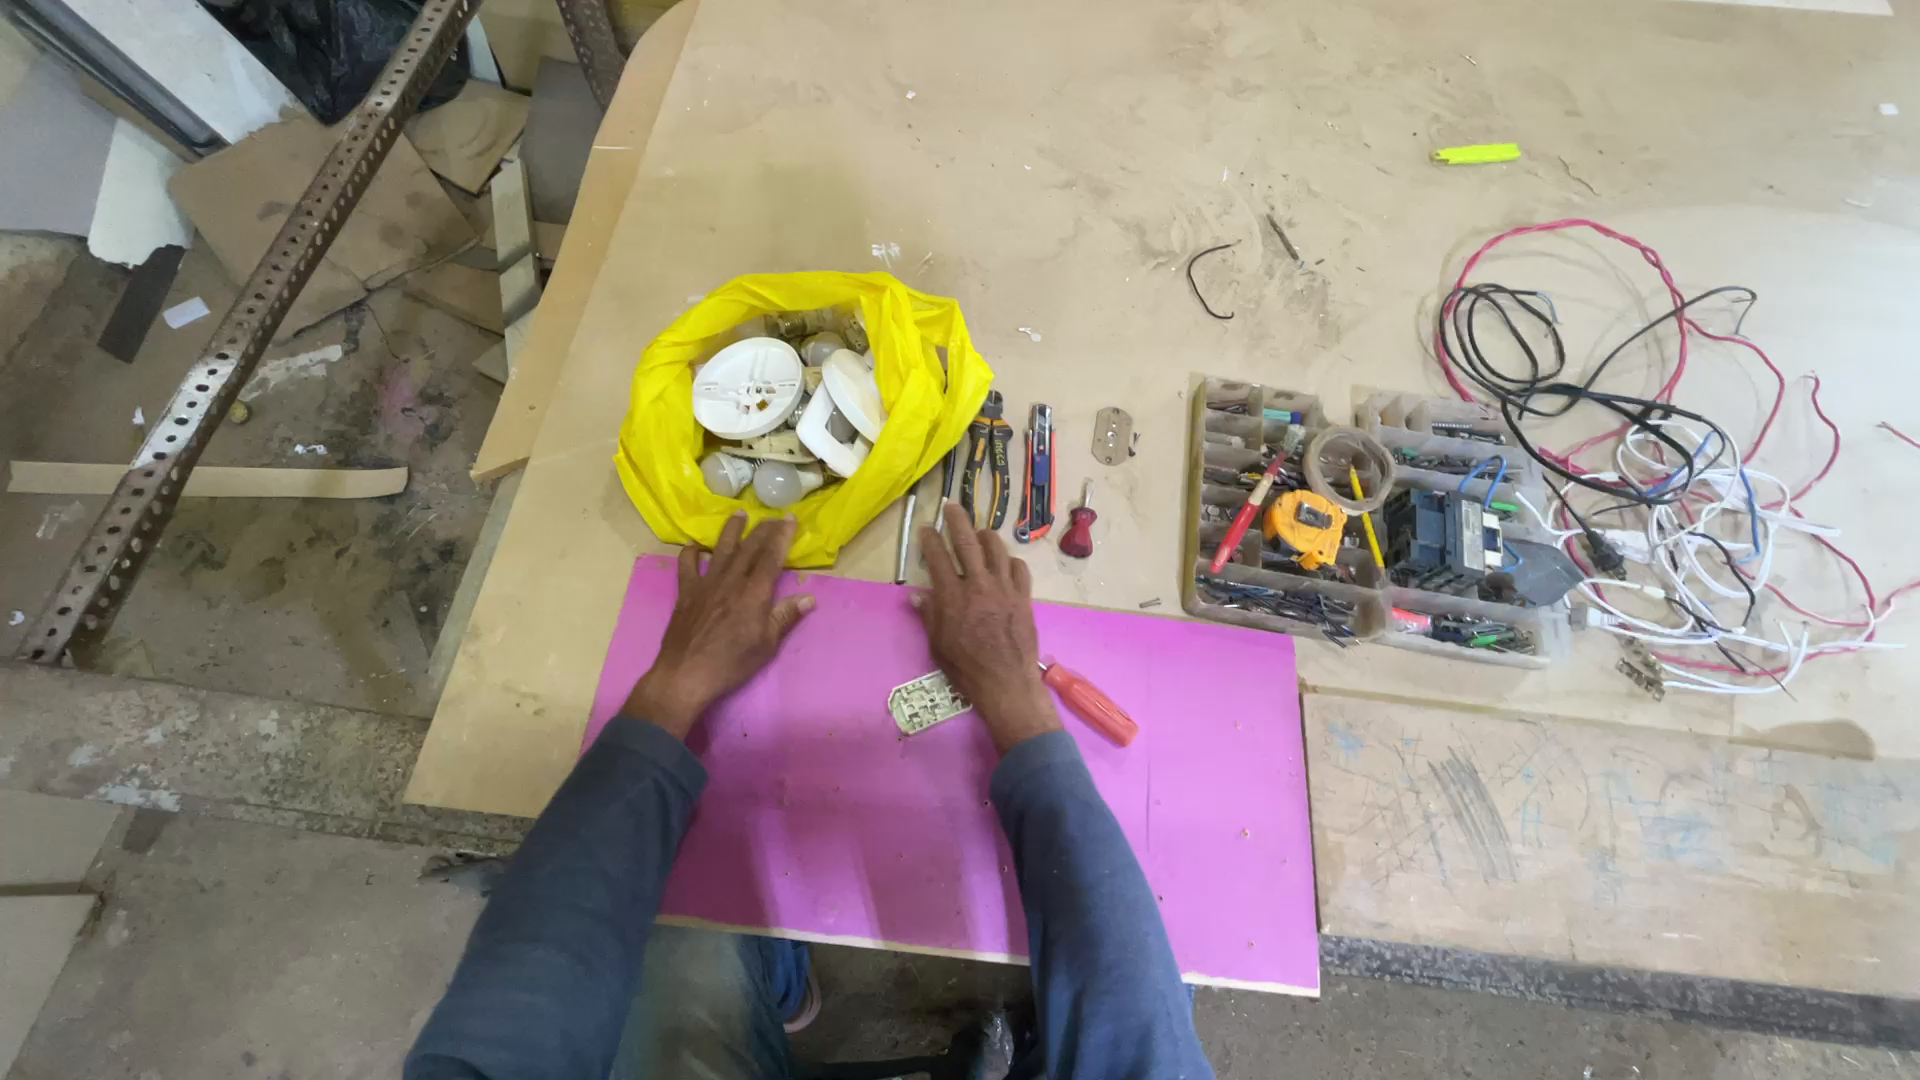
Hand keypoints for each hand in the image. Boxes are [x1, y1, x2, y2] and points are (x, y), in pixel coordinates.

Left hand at [625, 513, 813, 738]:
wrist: (685, 675)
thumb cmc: (731, 663)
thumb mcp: (766, 645)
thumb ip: (785, 617)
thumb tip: (808, 598)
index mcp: (754, 593)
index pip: (772, 557)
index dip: (782, 536)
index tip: (790, 519)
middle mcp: (731, 581)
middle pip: (749, 548)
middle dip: (763, 529)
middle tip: (773, 516)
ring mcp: (705, 584)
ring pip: (720, 549)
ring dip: (731, 530)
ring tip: (739, 514)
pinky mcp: (686, 593)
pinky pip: (687, 565)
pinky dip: (690, 553)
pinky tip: (694, 546)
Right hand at [914, 502, 1062, 754]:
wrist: (1006, 682)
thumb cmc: (966, 668)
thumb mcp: (938, 644)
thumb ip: (929, 615)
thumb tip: (916, 596)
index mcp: (953, 596)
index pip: (938, 557)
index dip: (930, 539)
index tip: (927, 529)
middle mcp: (978, 584)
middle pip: (967, 541)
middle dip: (957, 520)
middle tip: (951, 507)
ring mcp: (1004, 588)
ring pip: (996, 548)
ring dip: (986, 536)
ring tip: (979, 532)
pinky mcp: (1024, 597)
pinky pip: (1019, 568)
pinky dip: (1010, 561)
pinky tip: (1005, 563)